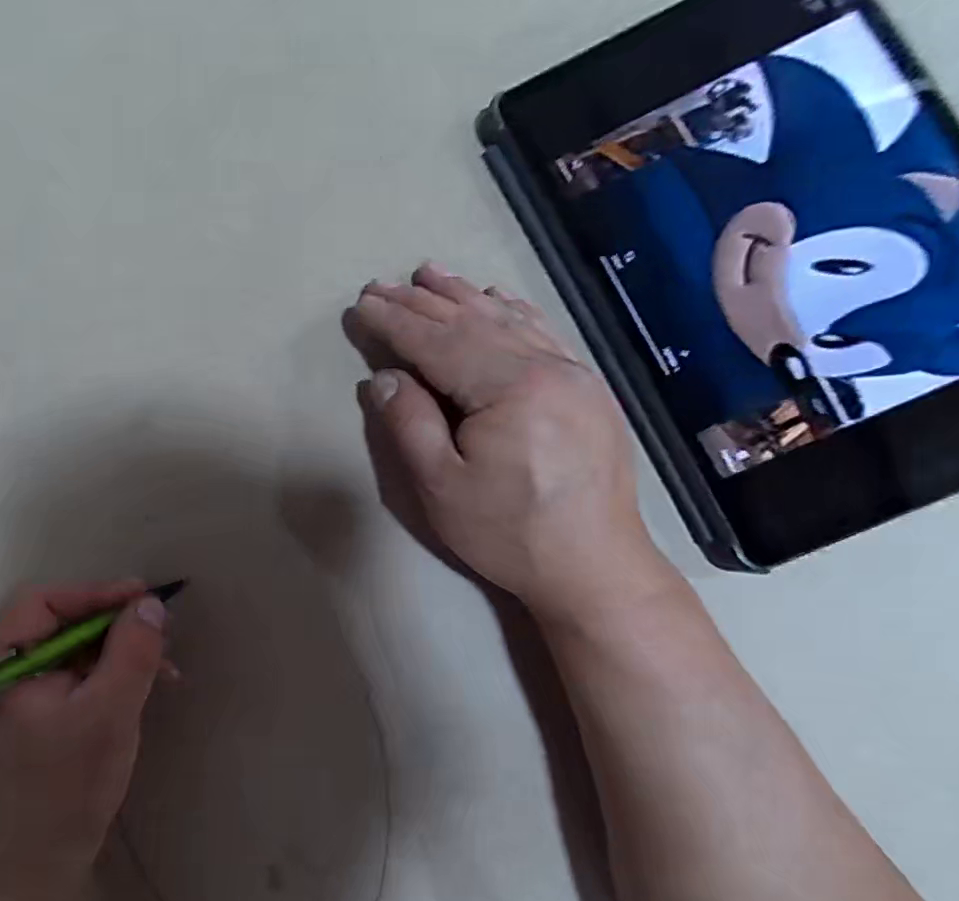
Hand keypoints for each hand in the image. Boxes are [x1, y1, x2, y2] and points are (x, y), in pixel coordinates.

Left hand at [0, 581, 169, 885]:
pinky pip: (64, 683)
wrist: (39, 864)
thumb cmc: (70, 784)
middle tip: (157, 634)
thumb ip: (133, 652)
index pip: (42, 603)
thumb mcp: (111, 711)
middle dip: (111, 628)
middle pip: (54, 627)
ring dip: (113, 655)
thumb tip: (150, 605)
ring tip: (161, 669)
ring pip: (64, 656)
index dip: (95, 594)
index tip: (142, 599)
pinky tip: (135, 692)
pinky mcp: (22, 724)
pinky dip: (100, 680)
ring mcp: (5, 703)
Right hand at [346, 262, 678, 621]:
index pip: (438, 342)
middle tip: (383, 285)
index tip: (363, 304)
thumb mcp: (442, 486)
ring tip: (430, 275)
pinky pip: (543, 334)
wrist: (594, 566)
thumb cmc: (509, 532)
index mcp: (509, 387)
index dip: (396, 322)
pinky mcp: (587, 390)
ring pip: (509, 321)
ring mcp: (574, 374)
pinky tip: (498, 299)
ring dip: (465, 297)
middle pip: (472, 323)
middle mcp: (546, 366)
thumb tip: (384, 377)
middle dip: (423, 303)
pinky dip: (513, 311)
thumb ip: (410, 425)